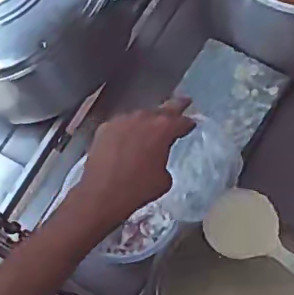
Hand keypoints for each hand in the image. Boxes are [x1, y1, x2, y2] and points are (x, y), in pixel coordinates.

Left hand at [61, 97, 195, 230]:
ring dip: (147, 121)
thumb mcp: (164, 179)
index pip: (182, 121)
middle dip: (174, 107)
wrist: (102, 193)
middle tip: (184, 102)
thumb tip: (158, 160)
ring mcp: (122, 120)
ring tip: (151, 127)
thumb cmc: (139, 188)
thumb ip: (165, 161)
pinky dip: (128, 130)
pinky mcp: (105, 127)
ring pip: (140, 116)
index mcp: (164, 129)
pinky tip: (127, 139)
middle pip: (163, 110)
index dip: (188, 124)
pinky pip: (122, 125)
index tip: (191, 124)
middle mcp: (144, 118)